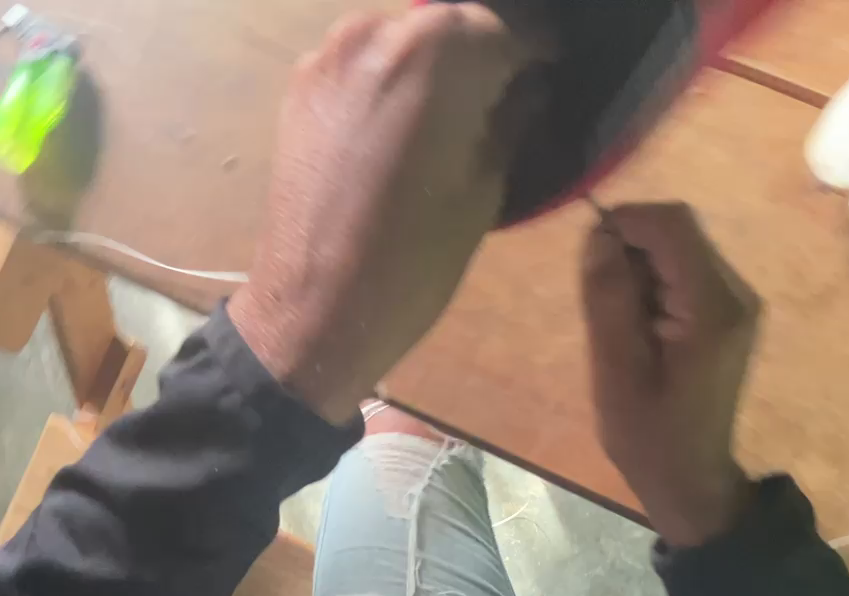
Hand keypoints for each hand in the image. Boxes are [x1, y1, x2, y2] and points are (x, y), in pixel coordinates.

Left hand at [230, 4, 530, 422]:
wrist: (313, 314)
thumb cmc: (410, 264)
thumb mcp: (481, 193)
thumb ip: (511, 122)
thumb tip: (527, 89)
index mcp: (440, 49)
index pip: (513, 29)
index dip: (538, 57)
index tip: (548, 82)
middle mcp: (379, 29)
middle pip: (451, 28)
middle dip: (482, 62)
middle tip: (502, 105)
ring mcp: (330, 55)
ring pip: (403, 44)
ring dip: (433, 73)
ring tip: (448, 125)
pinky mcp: (300, 89)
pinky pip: (363, 70)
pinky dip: (390, 88)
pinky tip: (400, 134)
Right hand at [582, 203, 758, 546]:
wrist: (689, 477)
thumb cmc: (647, 434)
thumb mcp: (616, 370)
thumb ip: (608, 299)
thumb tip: (598, 237)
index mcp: (713, 306)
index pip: (672, 226)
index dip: (625, 222)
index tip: (586, 253)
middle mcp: (736, 293)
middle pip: (678, 234)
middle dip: (629, 250)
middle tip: (597, 300)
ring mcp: (736, 304)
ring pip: (679, 253)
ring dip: (638, 272)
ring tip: (615, 323)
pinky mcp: (727, 316)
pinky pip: (684, 278)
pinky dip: (652, 288)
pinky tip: (636, 328)